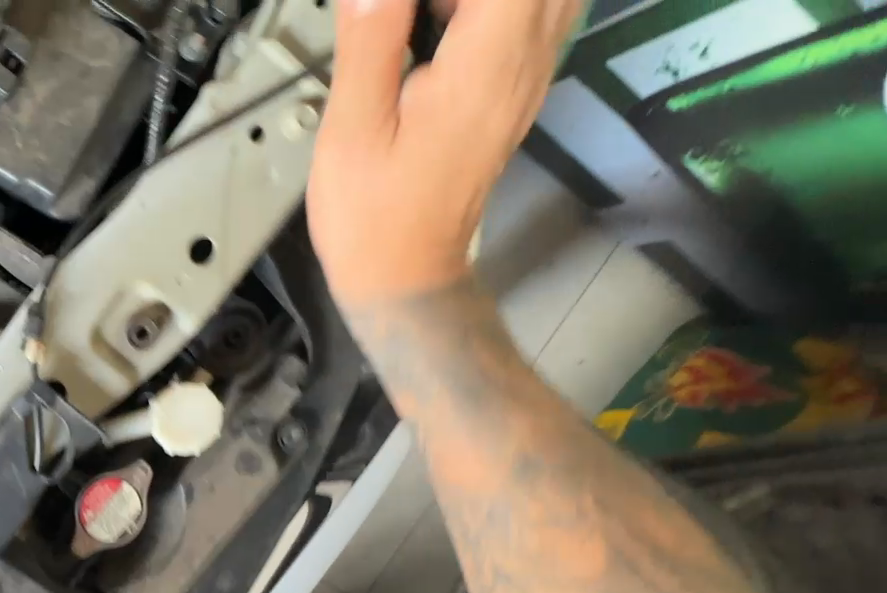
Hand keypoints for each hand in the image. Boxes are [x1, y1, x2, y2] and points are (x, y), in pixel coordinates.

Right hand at [308, 0, 584, 304]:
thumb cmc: (370, 215)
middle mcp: (529, 54)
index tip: (388, 7)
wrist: (403, 272)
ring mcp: (532, 70)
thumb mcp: (352, 130)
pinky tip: (438, 21)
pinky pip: (534, 10)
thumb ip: (369, 41)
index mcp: (487, 60)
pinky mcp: (520, 86)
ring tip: (415, 22)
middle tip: (397, 18)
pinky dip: (489, 6)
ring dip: (470, 0)